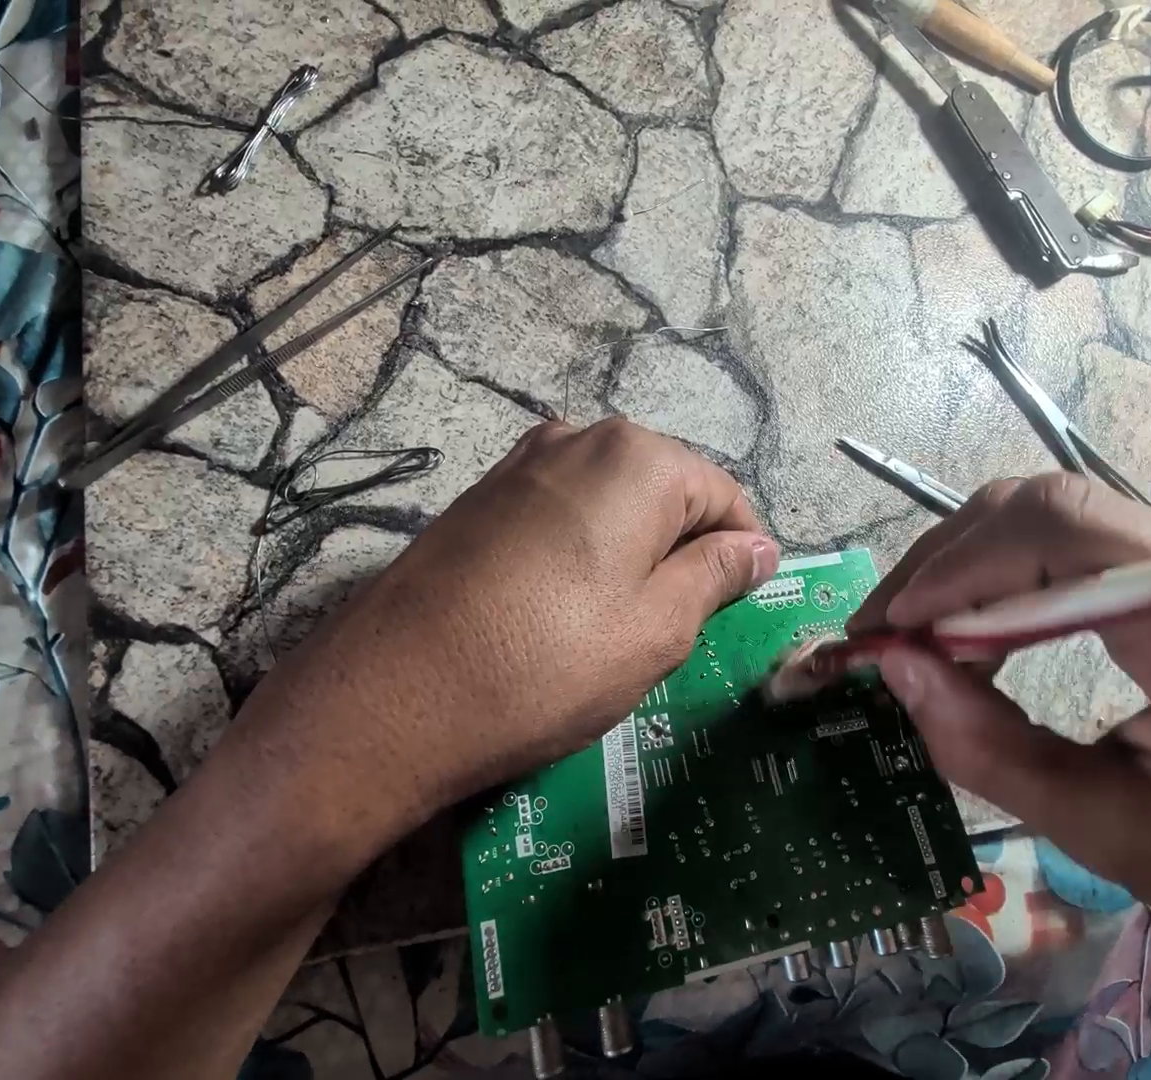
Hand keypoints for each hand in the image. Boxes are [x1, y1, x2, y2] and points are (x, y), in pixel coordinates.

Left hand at [234, 418, 778, 844]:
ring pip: (610, 504)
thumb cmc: (546, 664)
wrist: (392, 695)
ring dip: (630, 555)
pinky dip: (580, 553)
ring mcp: (519, 464)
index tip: (737, 610)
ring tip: (613, 625)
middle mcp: (577, 438)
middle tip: (674, 628)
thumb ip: (717, 574)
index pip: (723, 495)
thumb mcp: (657, 627)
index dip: (742, 553)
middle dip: (682, 552)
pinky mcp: (479, 498)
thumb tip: (758, 546)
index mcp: (636, 458)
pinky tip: (559, 609)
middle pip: (664, 492)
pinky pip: (559, 515)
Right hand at [852, 473, 1150, 1077]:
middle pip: (1055, 505)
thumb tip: (897, 667)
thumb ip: (995, 751)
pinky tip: (996, 625)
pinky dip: (1023, 571)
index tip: (887, 630)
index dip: (956, 567)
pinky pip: (1100, 535)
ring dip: (977, 562)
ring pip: (1069, 510)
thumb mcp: (1122, 841)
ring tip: (927, 633)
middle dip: (948, 562)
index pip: (1068, 535)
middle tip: (888, 633)